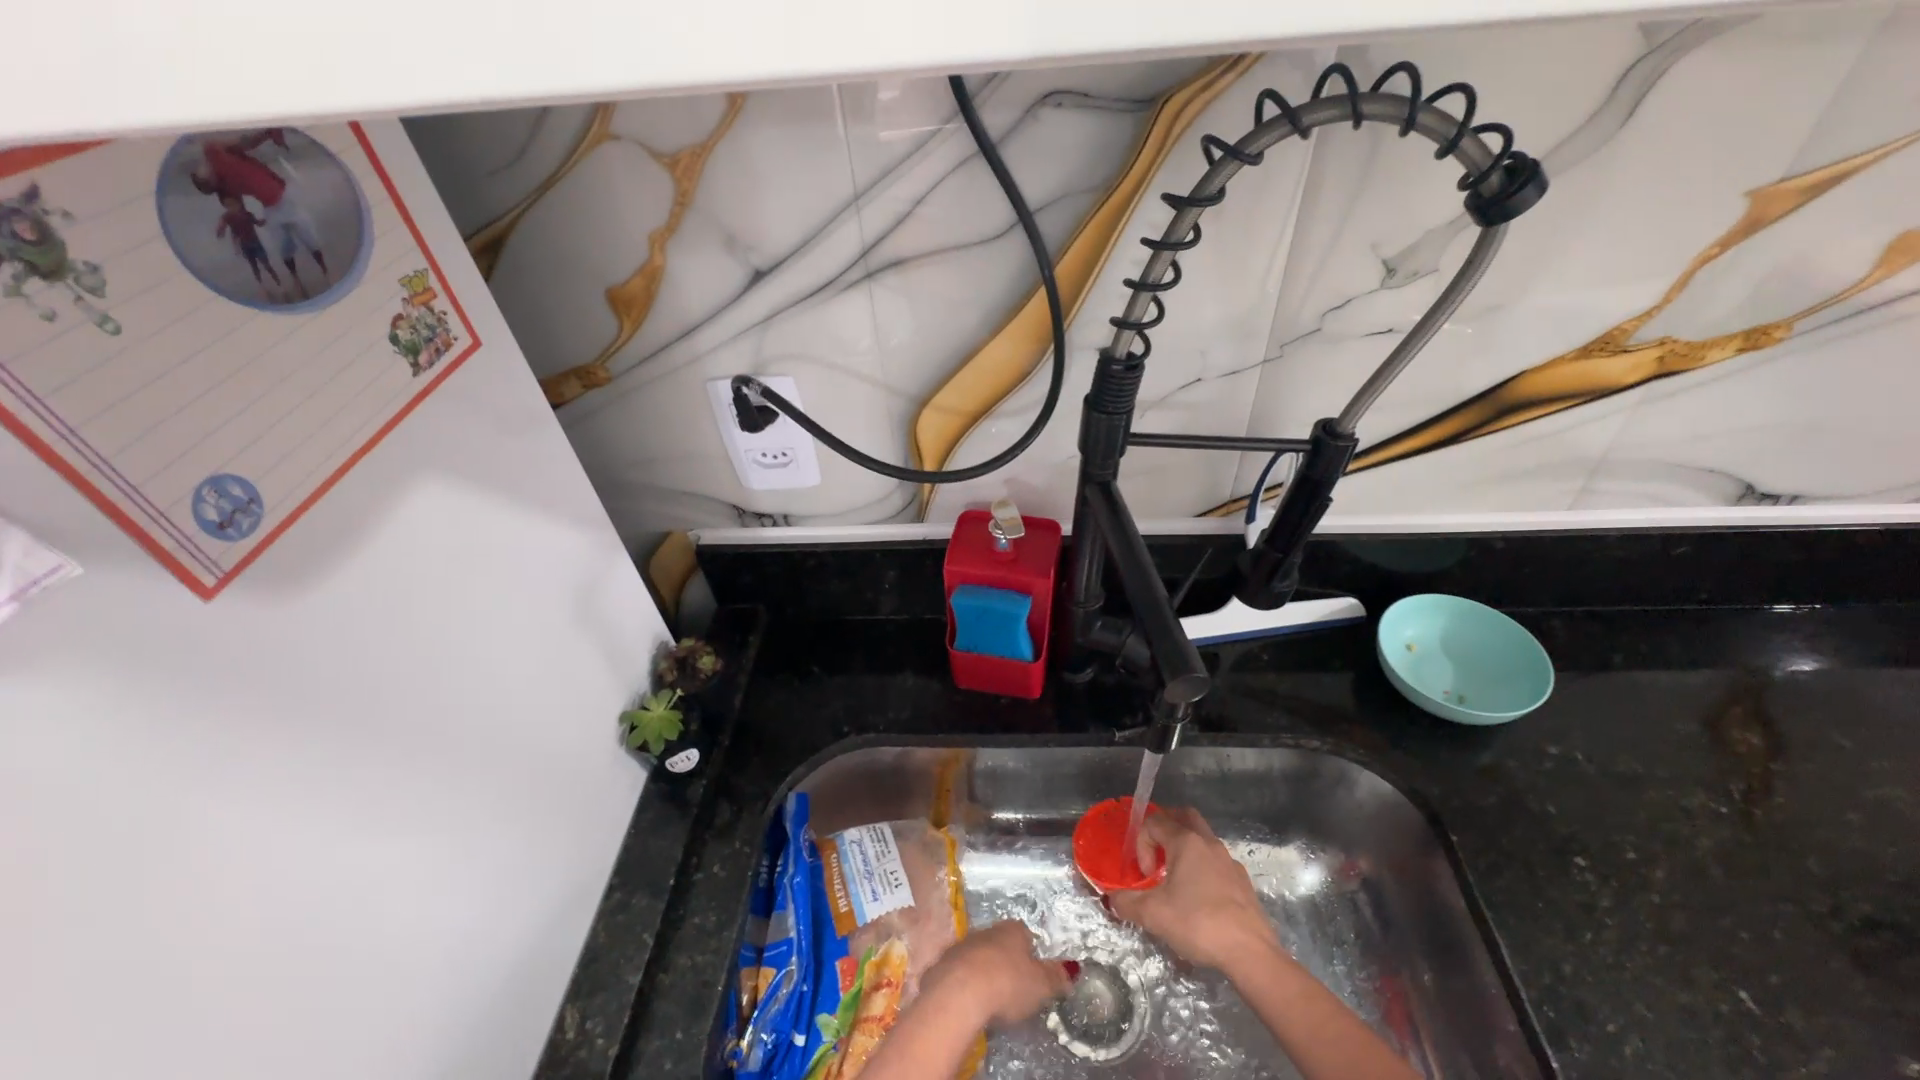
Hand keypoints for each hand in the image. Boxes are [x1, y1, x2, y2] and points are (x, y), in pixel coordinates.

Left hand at [920, 920, 1072, 1025]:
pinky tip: (968, 1003)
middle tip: (1013, 987)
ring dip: (981, 972)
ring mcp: (959, 948)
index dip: (1030, 951)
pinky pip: (956, 974)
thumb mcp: (1041, 985)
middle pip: (998, 943)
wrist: (957, 995)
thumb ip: (1057, 976)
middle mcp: (984, 932)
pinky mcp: (939, 968)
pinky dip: (962, 985)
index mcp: (1012, 931)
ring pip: (975, 957)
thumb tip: (1072, 969)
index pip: (1024, 933)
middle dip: (1004, 961)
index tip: (1034, 971)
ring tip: (990, 997)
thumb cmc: (1007, 984)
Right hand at [1107, 807, 1280, 974]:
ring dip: (1184, 851)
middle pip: (1184, 817)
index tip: (1145, 875)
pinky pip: (1216, 863)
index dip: (1141, 843)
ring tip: (1174, 882)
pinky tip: (1198, 900)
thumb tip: (1113, 898)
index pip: (1154, 822)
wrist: (1250, 952)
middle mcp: (1209, 843)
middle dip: (1165, 829)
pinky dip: (1202, 869)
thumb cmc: (1198, 924)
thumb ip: (1126, 902)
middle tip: (1156, 856)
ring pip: (1202, 840)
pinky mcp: (1242, 881)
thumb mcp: (1153, 915)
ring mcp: (1229, 861)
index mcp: (1187, 842)